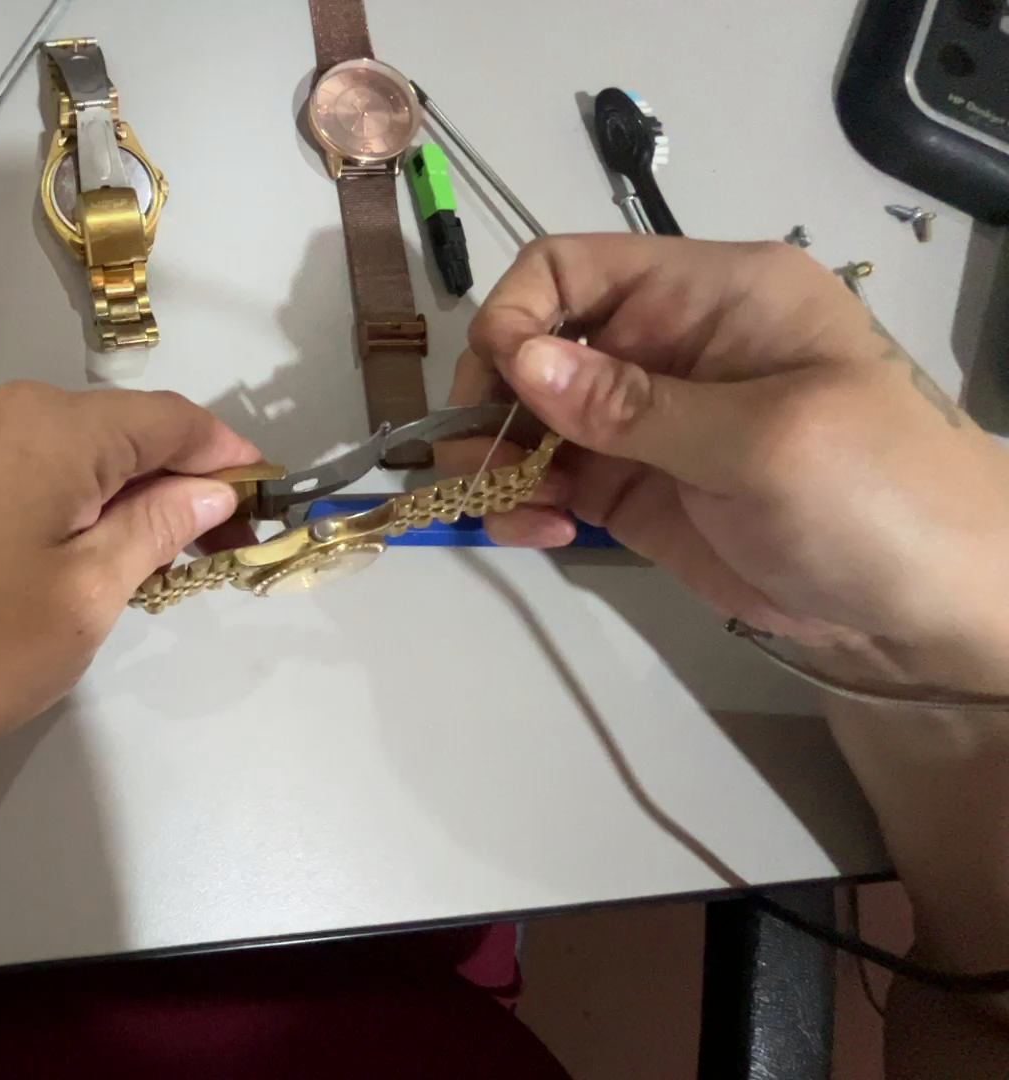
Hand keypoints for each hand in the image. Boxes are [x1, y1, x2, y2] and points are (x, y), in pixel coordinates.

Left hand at [0, 382, 257, 760]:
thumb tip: (213, 489)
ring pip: (89, 449)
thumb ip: (159, 525)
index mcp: (52, 424)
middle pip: (127, 428)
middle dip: (179, 478)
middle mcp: (12, 407)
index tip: (265, 502)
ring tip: (165, 558)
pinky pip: (49, 465)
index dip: (224, 455)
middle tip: (218, 548)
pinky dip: (88, 498)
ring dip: (134, 492)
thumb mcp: (91, 591)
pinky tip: (104, 546)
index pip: (167, 418)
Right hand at [444, 235, 1008, 689]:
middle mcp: (652, 347)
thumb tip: (517, 360)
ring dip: (492, 464)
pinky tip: (540, 532)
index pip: (565, 271)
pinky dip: (514, 505)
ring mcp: (626, 419)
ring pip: (511, 419)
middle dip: (489, 407)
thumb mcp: (765, 441)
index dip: (514, 318)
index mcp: (703, 298)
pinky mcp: (610, 480)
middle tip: (488, 467)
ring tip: (514, 510)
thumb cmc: (878, 499)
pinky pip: (529, 478)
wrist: (918, 609)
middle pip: (519, 349)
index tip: (499, 388)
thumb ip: (633, 402)